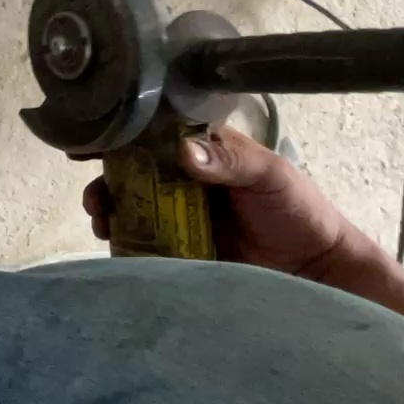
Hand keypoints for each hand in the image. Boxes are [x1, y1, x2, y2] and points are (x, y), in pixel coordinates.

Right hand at [82, 126, 363, 279]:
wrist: (317, 271)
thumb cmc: (298, 212)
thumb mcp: (271, 176)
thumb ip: (232, 160)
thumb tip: (182, 151)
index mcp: (200, 148)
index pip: (150, 131)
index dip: (117, 131)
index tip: (86, 137)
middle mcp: (179, 175)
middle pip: (126, 168)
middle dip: (101, 178)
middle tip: (94, 196)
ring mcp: (173, 209)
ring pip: (125, 201)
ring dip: (105, 206)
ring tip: (101, 220)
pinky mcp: (173, 242)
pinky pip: (137, 235)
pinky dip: (119, 235)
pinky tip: (112, 240)